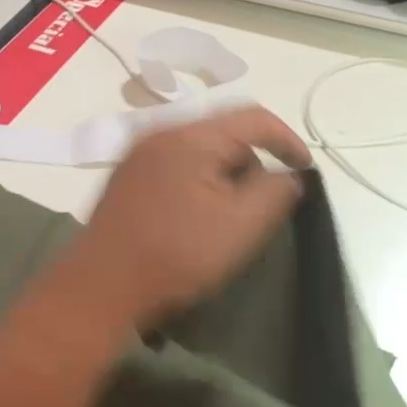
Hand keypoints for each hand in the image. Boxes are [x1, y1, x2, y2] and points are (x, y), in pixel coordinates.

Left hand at [55, 106, 311, 329]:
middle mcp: (160, 133)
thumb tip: (288, 175)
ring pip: (200, 151)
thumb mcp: (240, 226)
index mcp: (190, 136)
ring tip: (233, 216)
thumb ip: (275, 192)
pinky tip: (199, 218)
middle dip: (253, 162)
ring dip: (226, 175)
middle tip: (265, 203)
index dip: (288, 140)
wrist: (100, 290)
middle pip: (224, 132)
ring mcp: (138, 155)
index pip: (254, 117)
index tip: (306, 171)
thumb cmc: (176, 256)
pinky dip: (200, 182)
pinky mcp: (126, 179)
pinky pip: (176, 166)